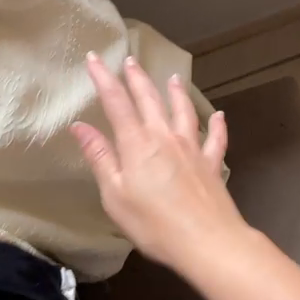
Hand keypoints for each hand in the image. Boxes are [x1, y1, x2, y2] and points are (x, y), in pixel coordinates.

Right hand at [73, 54, 251, 273]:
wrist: (207, 241)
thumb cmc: (153, 223)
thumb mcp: (115, 195)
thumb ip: (99, 157)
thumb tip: (80, 126)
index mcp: (137, 143)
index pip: (116, 102)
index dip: (104, 78)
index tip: (94, 58)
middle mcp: (164, 137)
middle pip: (149, 99)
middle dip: (137, 78)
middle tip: (130, 60)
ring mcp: (192, 148)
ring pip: (183, 111)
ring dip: (176, 92)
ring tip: (172, 77)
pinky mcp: (211, 164)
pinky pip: (215, 138)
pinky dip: (217, 125)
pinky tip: (219, 115)